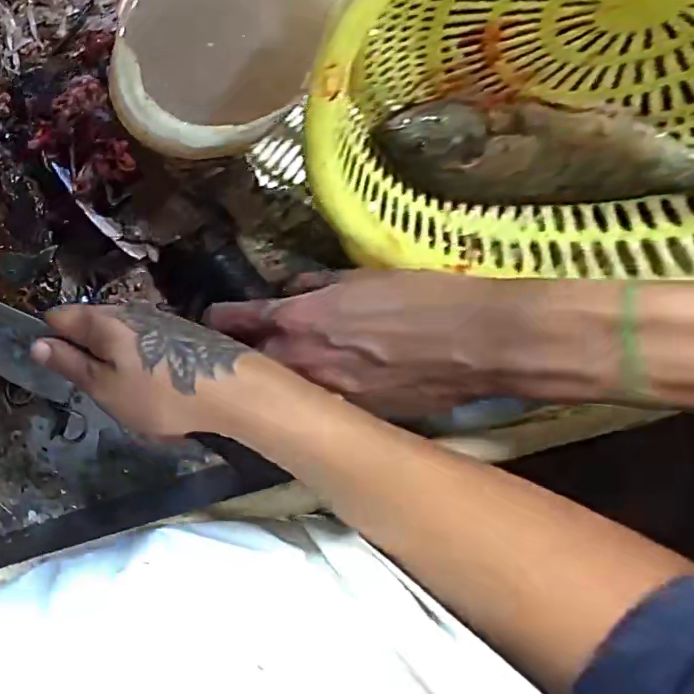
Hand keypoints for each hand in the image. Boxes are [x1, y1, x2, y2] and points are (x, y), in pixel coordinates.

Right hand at [31, 303, 271, 440]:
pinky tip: (150, 382)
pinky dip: (136, 358)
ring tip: (121, 388)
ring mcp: (157, 318)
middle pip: (90, 321)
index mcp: (103, 321)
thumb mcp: (105, 388)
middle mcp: (128, 310)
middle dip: (82, 347)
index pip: (60, 316)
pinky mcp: (180, 331)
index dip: (49, 338)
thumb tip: (36, 344)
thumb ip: (70, 364)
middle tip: (89, 384)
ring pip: (118, 332)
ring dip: (111, 354)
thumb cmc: (160, 395)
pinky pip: (142, 340)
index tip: (55, 365)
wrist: (235, 391)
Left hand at [205, 270, 513, 415]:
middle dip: (237, 354)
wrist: (484, 342)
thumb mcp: (360, 277)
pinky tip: (314, 391)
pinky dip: (309, 396)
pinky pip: (318, 404)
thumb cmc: (422, 296)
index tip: (209, 320)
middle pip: (246, 361)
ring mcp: (325, 393)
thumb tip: (289, 291)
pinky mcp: (355, 415)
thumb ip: (314, 287)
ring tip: (269, 370)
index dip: (217, 320)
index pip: (235, 320)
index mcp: (298, 319)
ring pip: (280, 387)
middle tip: (232, 349)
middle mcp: (301, 360)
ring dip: (271, 377)